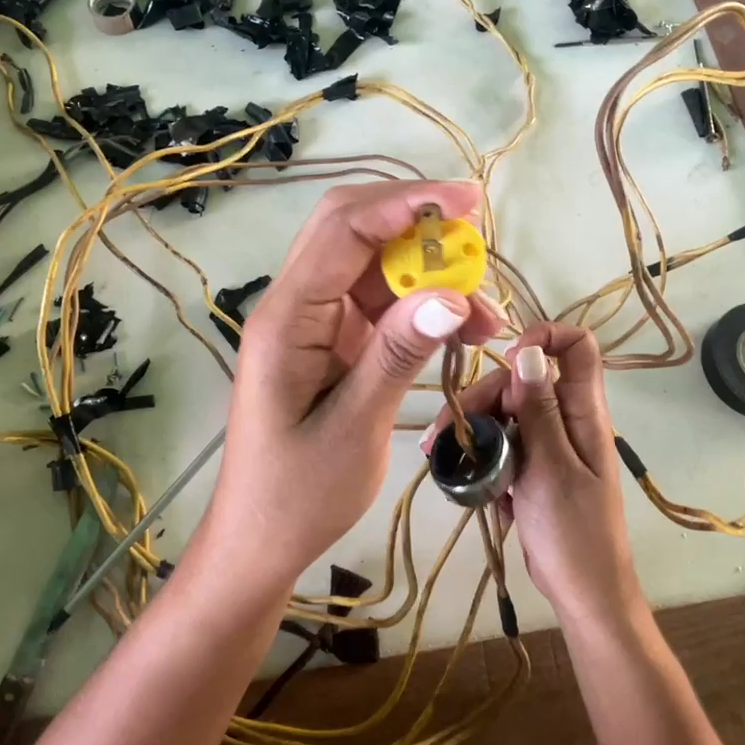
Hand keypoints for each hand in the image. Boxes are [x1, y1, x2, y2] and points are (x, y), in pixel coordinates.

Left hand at [198, 180, 505, 584]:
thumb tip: (450, 293)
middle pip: (353, 229)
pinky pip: (380, 302)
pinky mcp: (331, 341)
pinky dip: (422, 305)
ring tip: (484, 313)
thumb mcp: (355, 429)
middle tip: (476, 239)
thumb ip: (397, 354)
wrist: (260, 543)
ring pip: (373, 264)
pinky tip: (463, 329)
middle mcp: (296, 305)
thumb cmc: (297, 495)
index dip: (405, 205)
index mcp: (287, 318)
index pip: (344, 231)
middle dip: (417, 224)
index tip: (467, 201)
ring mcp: (313, 321)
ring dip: (429, 272)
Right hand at [433, 323, 642, 624]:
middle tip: (446, 431)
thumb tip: (527, 351)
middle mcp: (568, 420)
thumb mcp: (551, 469)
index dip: (545, 336)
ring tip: (438, 455)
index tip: (505, 359)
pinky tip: (465, 481)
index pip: (578, 348)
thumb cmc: (574, 534)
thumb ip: (538, 410)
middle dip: (483, 397)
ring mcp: (550, 445)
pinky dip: (483, 457)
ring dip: (474, 430)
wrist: (584, 596)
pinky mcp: (534, 468)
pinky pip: (504, 445)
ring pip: (507, 414)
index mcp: (584, 413)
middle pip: (523, 381)